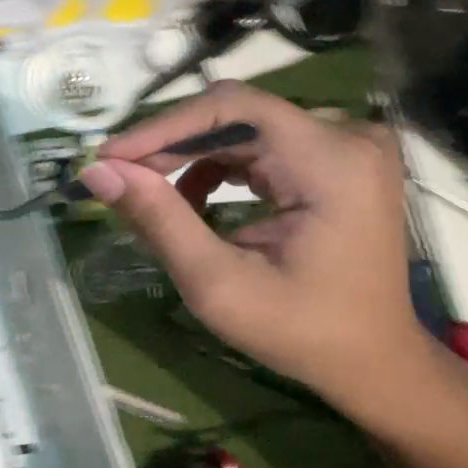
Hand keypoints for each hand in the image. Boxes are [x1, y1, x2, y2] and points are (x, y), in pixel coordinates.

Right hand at [78, 82, 423, 405]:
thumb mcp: (217, 283)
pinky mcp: (337, 159)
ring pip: (243, 128)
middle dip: (170, 147)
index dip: (164, 127)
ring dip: (189, 159)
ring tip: (152, 201)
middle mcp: (348, 137)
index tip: (108, 158)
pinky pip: (261, 144)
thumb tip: (98, 173)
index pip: (234, 109)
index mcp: (332, 163)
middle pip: (237, 116)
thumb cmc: (298, 330)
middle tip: (115, 179)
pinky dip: (216, 168)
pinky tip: (193, 205)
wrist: (370, 358)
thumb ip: (159, 220)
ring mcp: (346, 146)